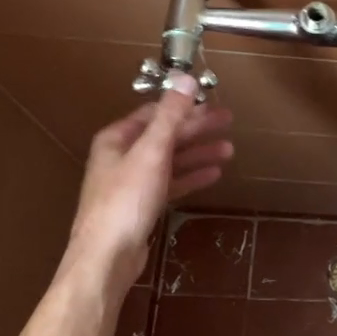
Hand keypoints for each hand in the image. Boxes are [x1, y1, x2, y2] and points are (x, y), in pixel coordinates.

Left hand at [68, 73, 233, 283]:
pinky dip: (191, 177)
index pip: (155, 113)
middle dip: (197, 129)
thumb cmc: (125, 200)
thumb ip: (170, 116)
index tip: (212, 102)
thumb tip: (185, 78)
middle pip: (165, 135)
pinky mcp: (142, 206)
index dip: (184, 107)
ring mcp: (131, 183)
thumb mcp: (151, 152)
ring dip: (198, 153)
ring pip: (170, 160)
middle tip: (229, 121)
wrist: (107, 257)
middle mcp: (122, 157)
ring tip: (229, 150)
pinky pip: (171, 183)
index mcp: (117, 139)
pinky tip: (213, 175)